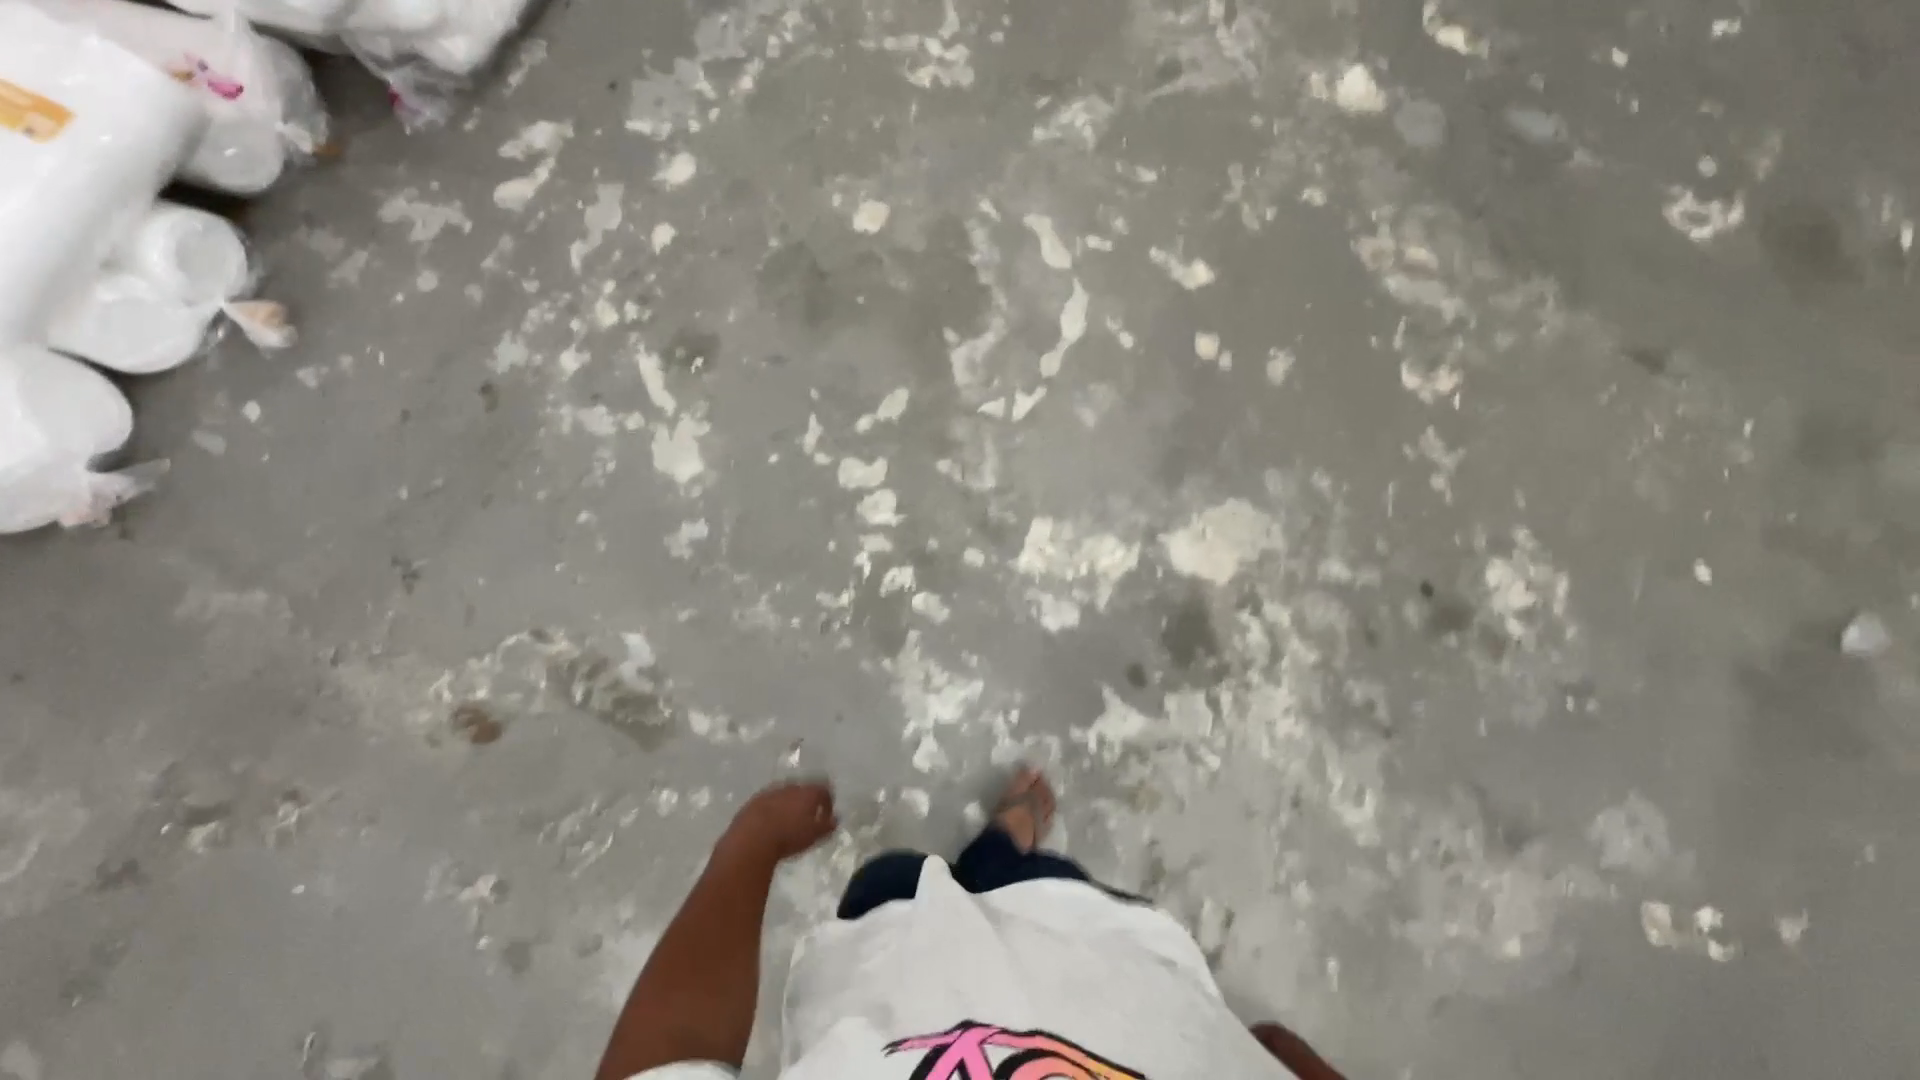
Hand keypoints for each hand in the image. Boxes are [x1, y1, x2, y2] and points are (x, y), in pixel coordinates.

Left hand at [719, 780, 837, 862]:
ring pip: (784, 795)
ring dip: (788, 806)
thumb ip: (827, 825)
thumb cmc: (788, 837)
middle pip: (803, 790)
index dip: (827, 803)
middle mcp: (790, 787)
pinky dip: (772, 810)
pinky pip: (768, 802)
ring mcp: (770, 792)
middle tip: (806, 819)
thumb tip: (835, 819)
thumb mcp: (814, 836)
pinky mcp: (752, 801)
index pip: (824, 790)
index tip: (826, 818)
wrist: (751, 839)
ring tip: (787, 823)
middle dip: (806, 802)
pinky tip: (770, 825)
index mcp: (808, 792)